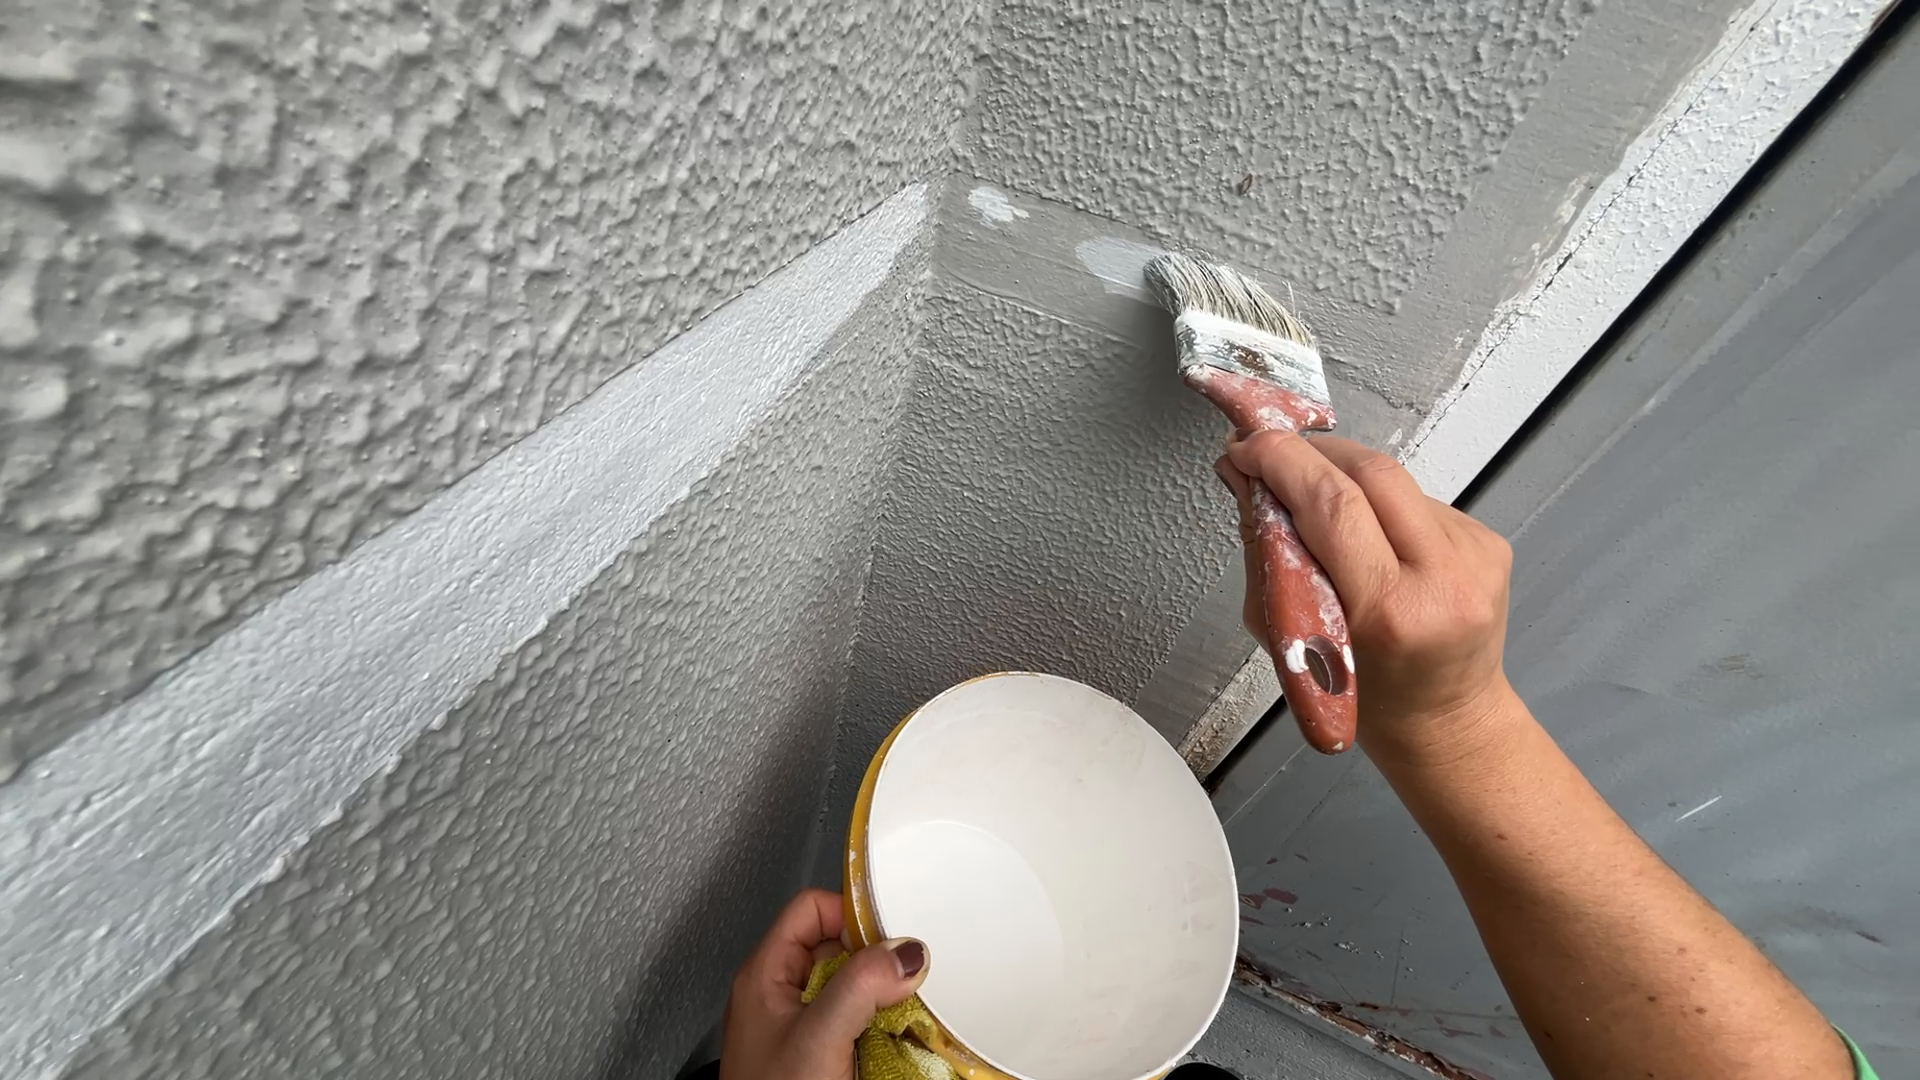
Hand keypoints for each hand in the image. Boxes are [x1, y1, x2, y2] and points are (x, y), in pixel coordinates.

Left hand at [719, 889, 929, 1079]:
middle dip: (877, 959)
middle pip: (839, 946)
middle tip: (906, 973)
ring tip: (908, 1007)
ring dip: (885, 995)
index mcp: (766, 975)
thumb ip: (860, 985)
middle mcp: (783, 996)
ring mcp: (803, 1029)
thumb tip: (905, 950)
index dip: (851, 912)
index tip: (890, 931)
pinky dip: (885, 1025)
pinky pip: (861, 1023)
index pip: (813, 909)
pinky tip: (900, 1037)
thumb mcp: (818, 1038)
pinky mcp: (823, 1058)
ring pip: (855, 986)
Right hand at [1217, 432, 1513, 760]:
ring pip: (1391, 477)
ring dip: (1335, 471)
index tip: (1245, 449)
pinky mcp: (1488, 542)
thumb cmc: (1360, 697)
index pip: (1333, 506)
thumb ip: (1269, 556)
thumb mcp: (1290, 636)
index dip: (1283, 462)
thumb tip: (1249, 485)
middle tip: (1265, 455)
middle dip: (1307, 452)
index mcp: (1390, 611)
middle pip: (1369, 472)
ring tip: (1302, 491)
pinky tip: (1357, 527)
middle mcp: (1445, 575)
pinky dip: (1369, 498)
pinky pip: (1412, 498)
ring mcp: (1476, 554)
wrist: (1447, 720)